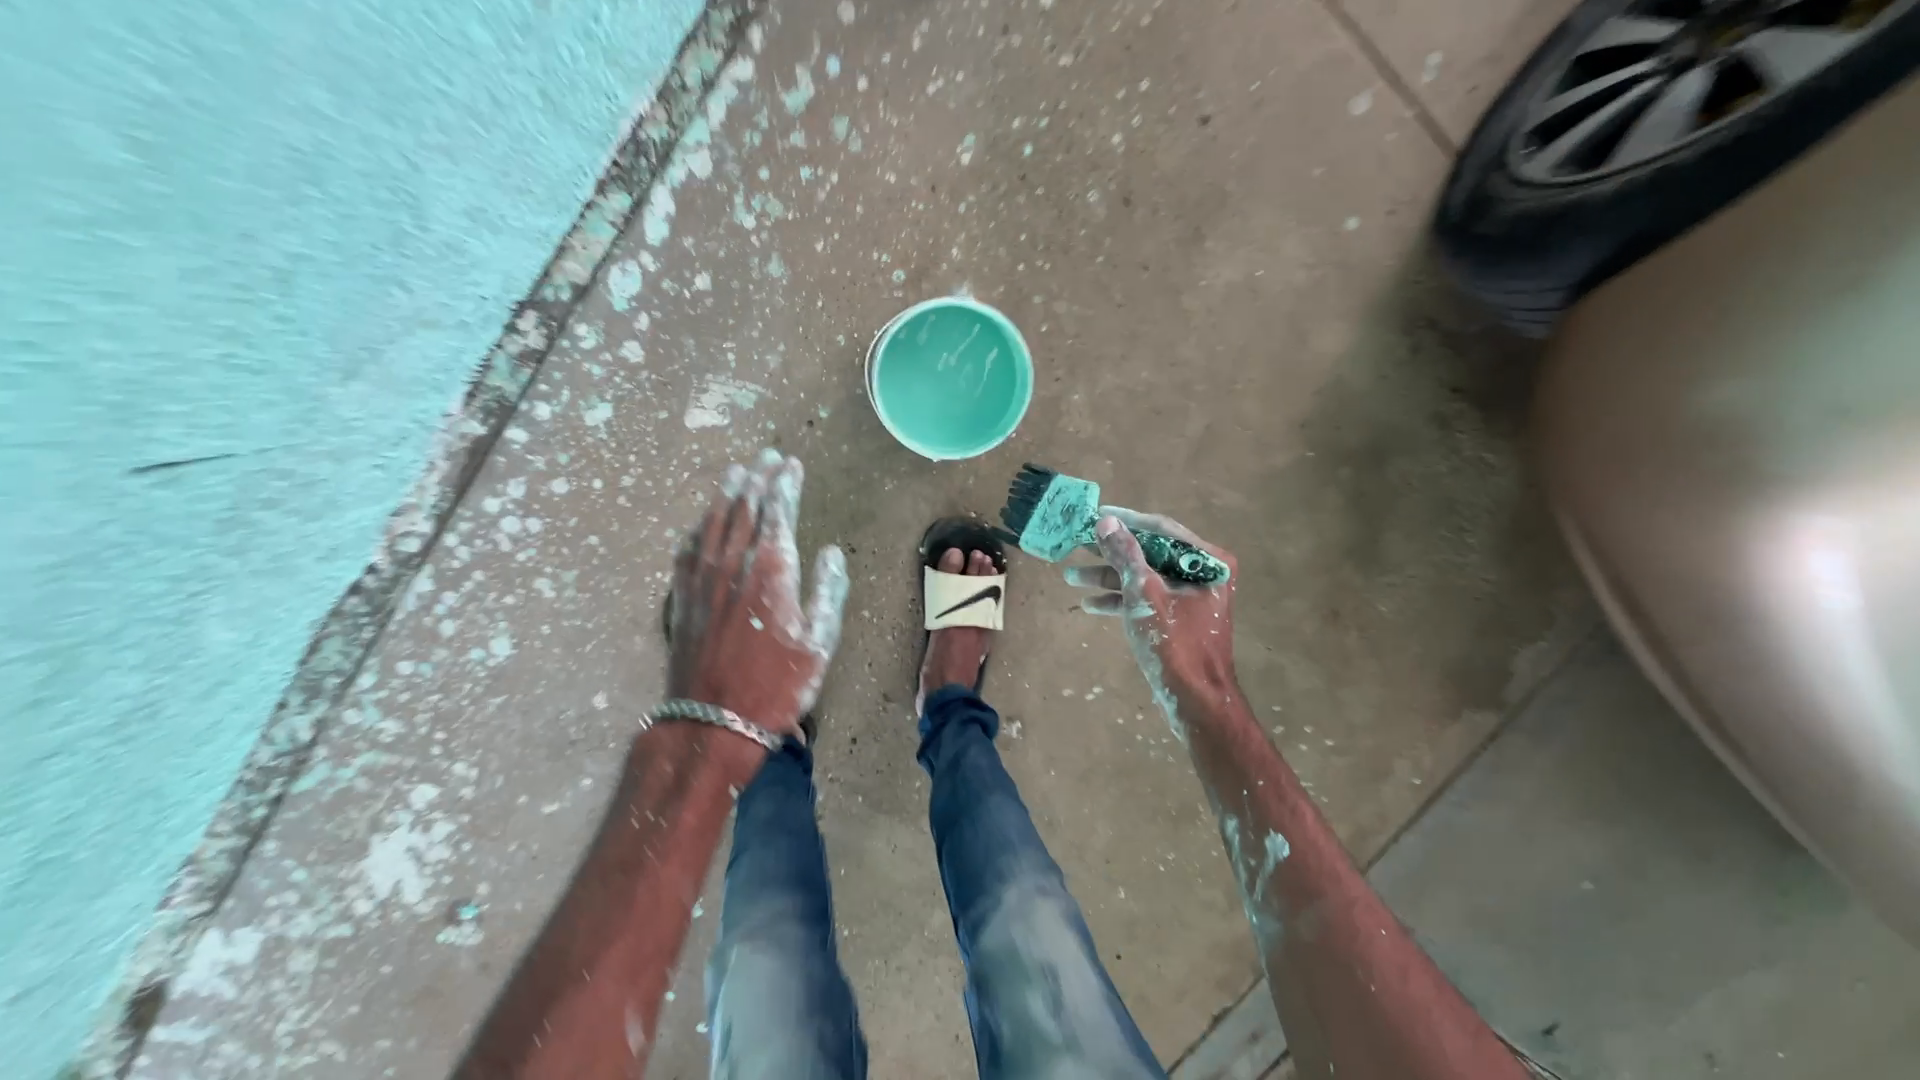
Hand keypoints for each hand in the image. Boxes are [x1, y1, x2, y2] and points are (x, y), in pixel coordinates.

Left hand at [668, 450, 848, 741]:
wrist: (713, 719)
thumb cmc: (776, 684)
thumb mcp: (820, 642)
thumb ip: (828, 591)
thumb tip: (830, 552)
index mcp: (771, 570)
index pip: (778, 512)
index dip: (785, 485)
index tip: (791, 464)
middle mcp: (733, 564)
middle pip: (744, 508)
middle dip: (756, 478)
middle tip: (765, 456)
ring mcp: (703, 579)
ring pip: (713, 522)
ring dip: (726, 493)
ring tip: (735, 472)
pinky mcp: (683, 597)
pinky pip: (689, 548)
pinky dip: (699, 526)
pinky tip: (702, 521)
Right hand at [1067, 508, 1237, 732]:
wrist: (1196, 701)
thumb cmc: (1175, 644)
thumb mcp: (1144, 595)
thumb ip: (1125, 556)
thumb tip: (1105, 522)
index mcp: (1207, 561)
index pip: (1160, 529)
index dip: (1125, 521)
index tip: (1095, 515)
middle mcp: (1203, 573)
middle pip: (1149, 553)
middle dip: (1111, 553)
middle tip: (1076, 545)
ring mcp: (1191, 597)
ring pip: (1144, 577)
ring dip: (1109, 578)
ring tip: (1072, 576)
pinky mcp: (1179, 619)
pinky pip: (1147, 599)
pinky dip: (1121, 600)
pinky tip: (1090, 604)